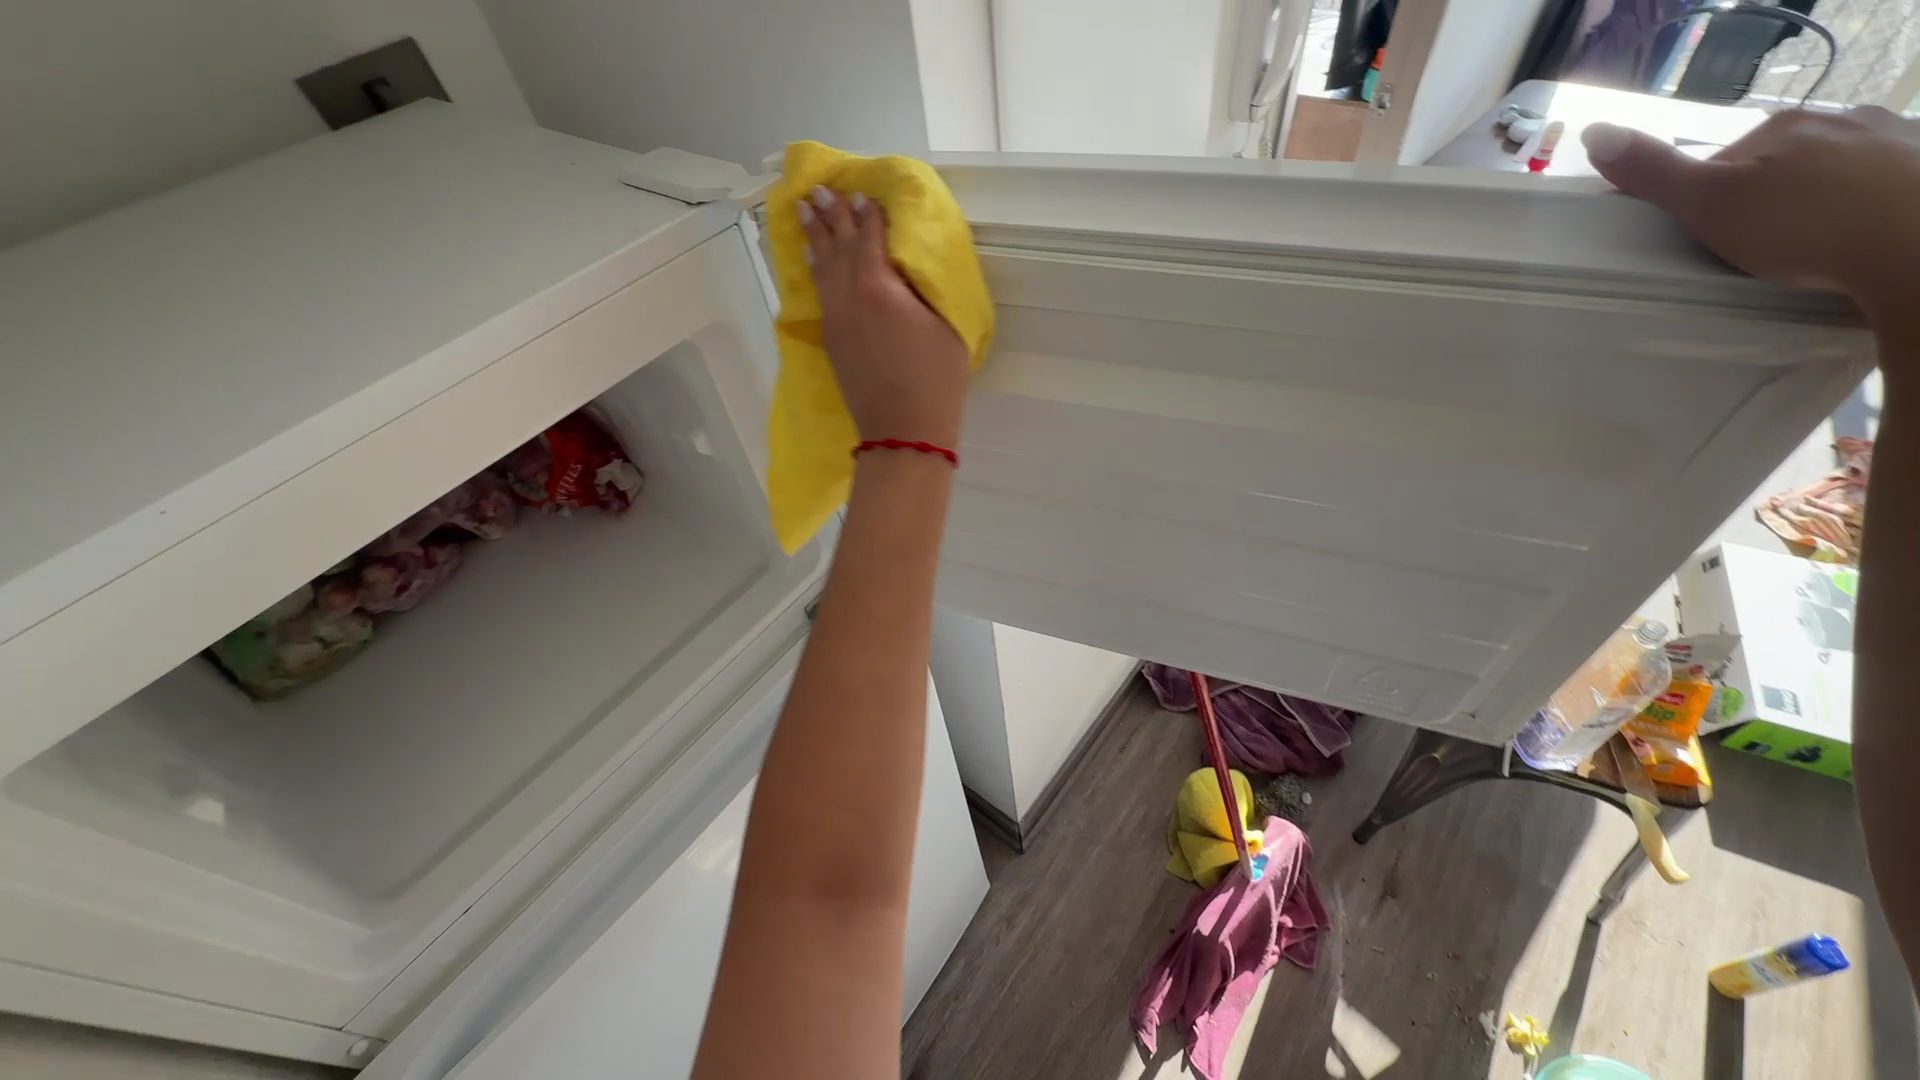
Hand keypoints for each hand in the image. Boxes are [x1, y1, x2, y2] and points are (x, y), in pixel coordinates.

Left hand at [800, 185, 970, 447]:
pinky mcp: (832, 340)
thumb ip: (925, 288)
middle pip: (836, 246)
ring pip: (821, 269)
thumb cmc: (936, 378)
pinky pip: (819, 292)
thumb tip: (911, 266)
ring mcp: (836, 319)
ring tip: (804, 211)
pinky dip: (815, 269)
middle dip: (829, 215)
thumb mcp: (945, 325)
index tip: (860, 194)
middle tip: (818, 189)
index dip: (866, 214)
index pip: (869, 238)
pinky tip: (812, 260)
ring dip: (815, 237)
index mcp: (879, 286)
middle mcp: (848, 296)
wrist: (903, 430)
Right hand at [1583, 108, 1919, 333]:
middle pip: (1781, 164)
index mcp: (1784, 126)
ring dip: (1816, 201)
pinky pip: (1880, 186)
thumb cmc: (1801, 225)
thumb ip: (1653, 172)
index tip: (1705, 233)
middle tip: (1753, 247)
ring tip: (1809, 246)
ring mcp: (1896, 141)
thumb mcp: (1706, 203)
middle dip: (1763, 198)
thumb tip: (1594, 133)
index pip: (1726, 158)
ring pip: (1834, 173)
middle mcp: (1844, 120)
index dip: (1706, 197)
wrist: (1914, 247)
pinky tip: (1855, 237)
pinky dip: (1864, 208)